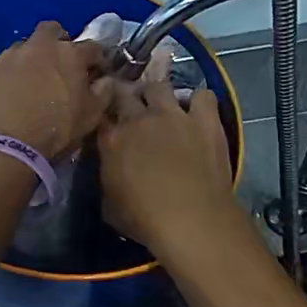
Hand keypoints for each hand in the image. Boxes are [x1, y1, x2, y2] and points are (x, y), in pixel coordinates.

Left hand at [0, 21, 111, 159]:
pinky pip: (2, 67)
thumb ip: (103, 92)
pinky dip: (8, 76)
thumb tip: (105, 80)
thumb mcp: (92, 115)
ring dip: (30, 58)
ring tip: (30, 81)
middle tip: (59, 64)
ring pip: (24, 47)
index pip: (92, 47)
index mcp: (71, 54)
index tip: (95, 71)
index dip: (96, 59)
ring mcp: (10, 56)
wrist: (11, 145)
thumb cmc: (58, 129)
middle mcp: (40, 46)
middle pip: (51, 30)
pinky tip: (8, 94)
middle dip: (58, 41)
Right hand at [97, 80, 236, 251]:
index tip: (109, 126)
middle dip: (127, 98)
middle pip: (126, 93)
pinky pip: (203, 96)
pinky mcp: (205, 119)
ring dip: (159, 94)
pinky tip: (199, 113)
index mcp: (112, 140)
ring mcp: (173, 114)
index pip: (101, 116)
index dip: (105, 118)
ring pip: (160, 86)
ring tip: (164, 107)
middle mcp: (140, 118)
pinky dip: (200, 102)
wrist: (190, 218)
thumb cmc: (144, 220)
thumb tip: (110, 172)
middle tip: (133, 111)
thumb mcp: (109, 206)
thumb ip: (107, 180)